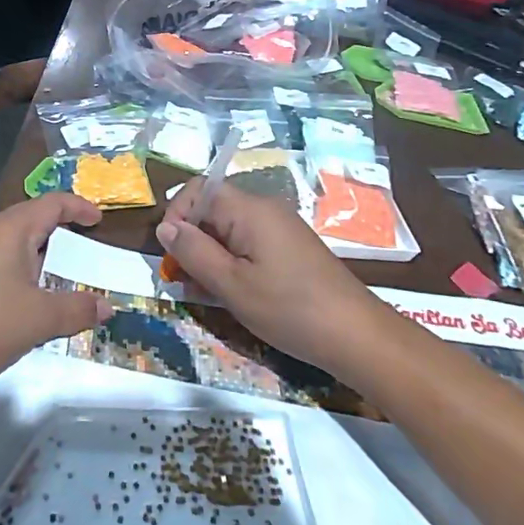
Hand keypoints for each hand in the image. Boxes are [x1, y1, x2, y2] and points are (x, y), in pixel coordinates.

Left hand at [0, 194, 114, 387]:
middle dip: (57, 231)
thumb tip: (106, 307)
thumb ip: (78, 309)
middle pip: (28, 219)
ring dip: (35, 253)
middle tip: (82, 248)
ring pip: (9, 241)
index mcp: (8, 229)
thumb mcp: (42, 318)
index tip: (98, 219)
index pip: (50, 204)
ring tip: (55, 276)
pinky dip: (16, 268)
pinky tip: (21, 297)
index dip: (78, 208)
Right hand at [157, 182, 382, 373]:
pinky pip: (249, 243)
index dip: (177, 214)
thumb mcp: (231, 284)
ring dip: (210, 254)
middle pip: (214, 208)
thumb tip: (166, 226)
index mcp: (249, 209)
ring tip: (204, 291)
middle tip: (183, 278)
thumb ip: (194, 251)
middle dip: (191, 239)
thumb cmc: (289, 308)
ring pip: (230, 229)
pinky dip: (232, 262)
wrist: (357, 336)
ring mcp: (281, 228)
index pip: (200, 189)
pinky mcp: (291, 248)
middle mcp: (265, 209)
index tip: (171, 252)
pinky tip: (232, 293)